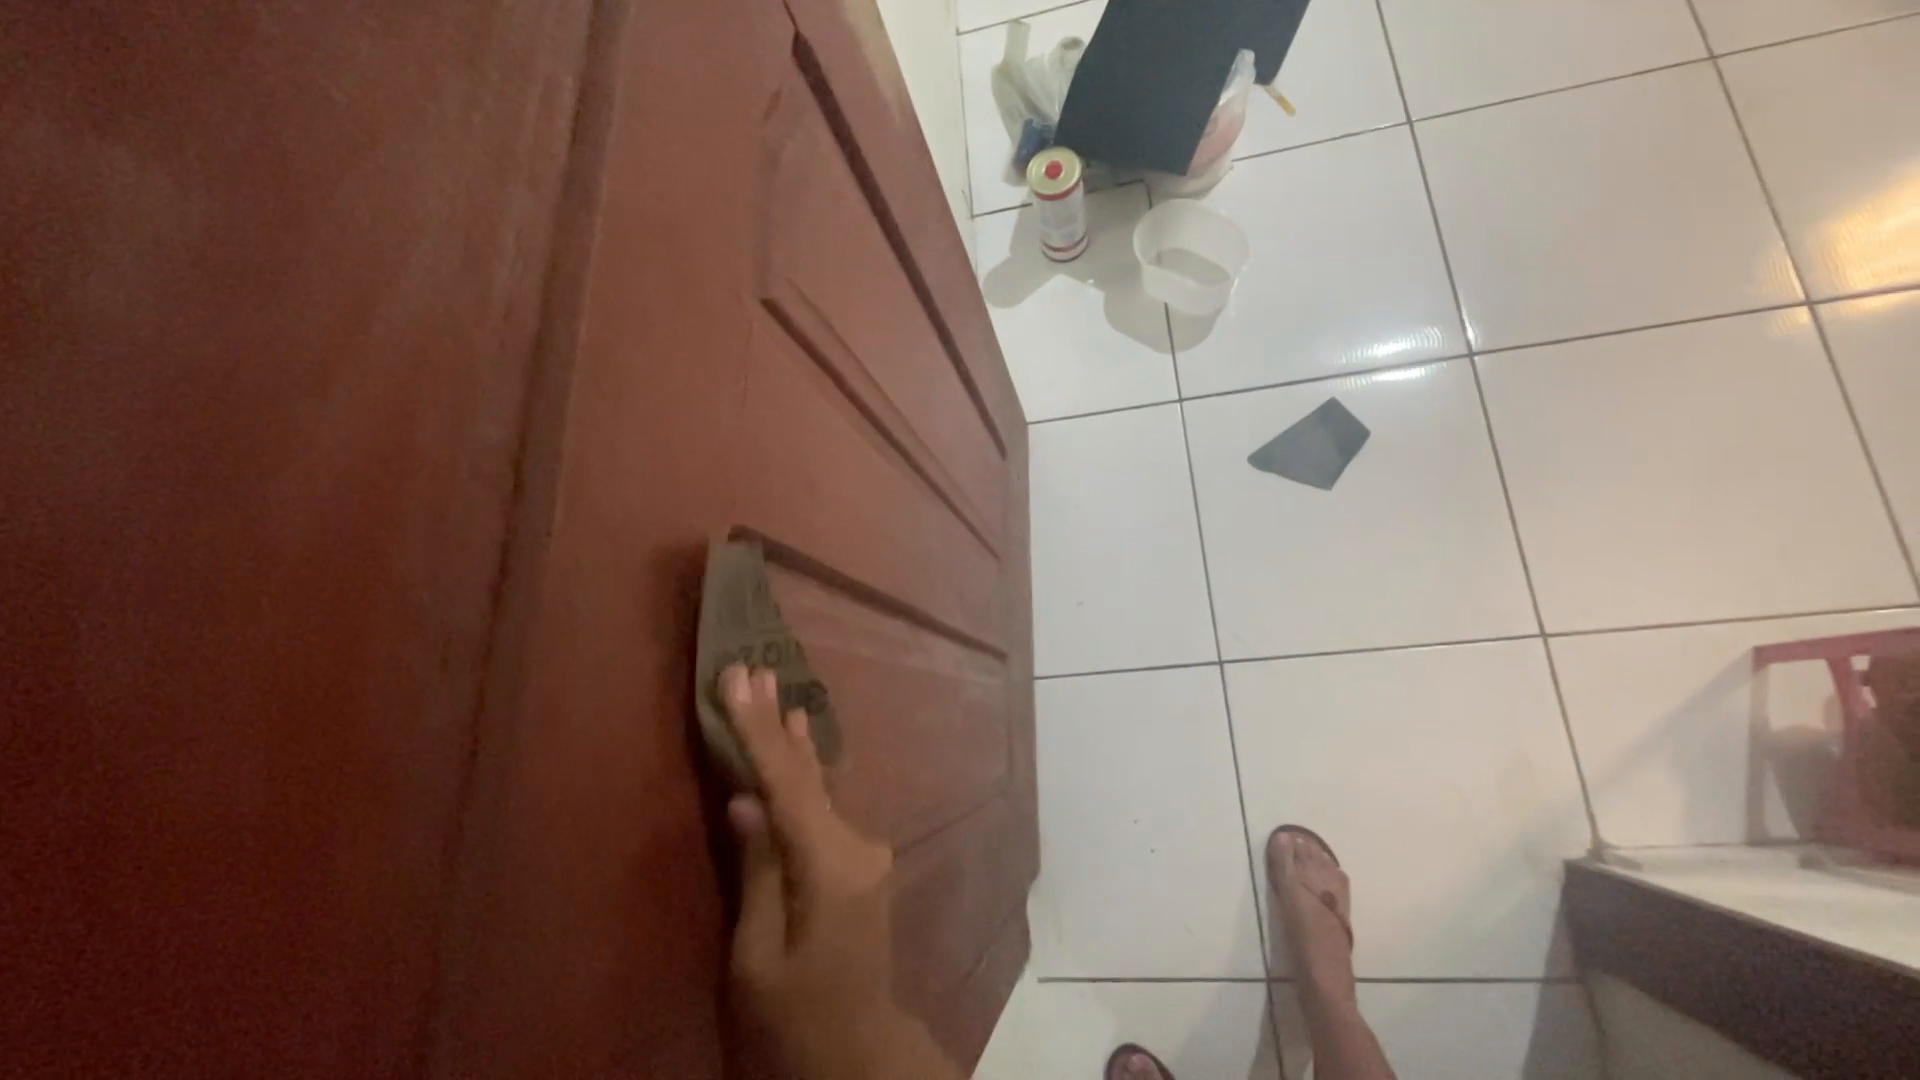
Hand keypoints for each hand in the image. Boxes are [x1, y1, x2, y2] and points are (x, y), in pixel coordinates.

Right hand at [723, 664, 896, 1074]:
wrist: (859, 1050)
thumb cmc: (795, 1014)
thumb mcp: (757, 955)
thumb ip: (758, 869)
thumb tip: (746, 801)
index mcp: (830, 867)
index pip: (785, 786)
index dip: (757, 731)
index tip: (738, 680)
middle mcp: (859, 846)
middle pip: (809, 777)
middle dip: (776, 725)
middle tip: (755, 670)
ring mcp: (866, 853)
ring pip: (820, 789)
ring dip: (792, 745)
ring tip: (776, 695)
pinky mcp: (862, 864)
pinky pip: (825, 810)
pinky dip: (804, 777)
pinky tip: (799, 746)